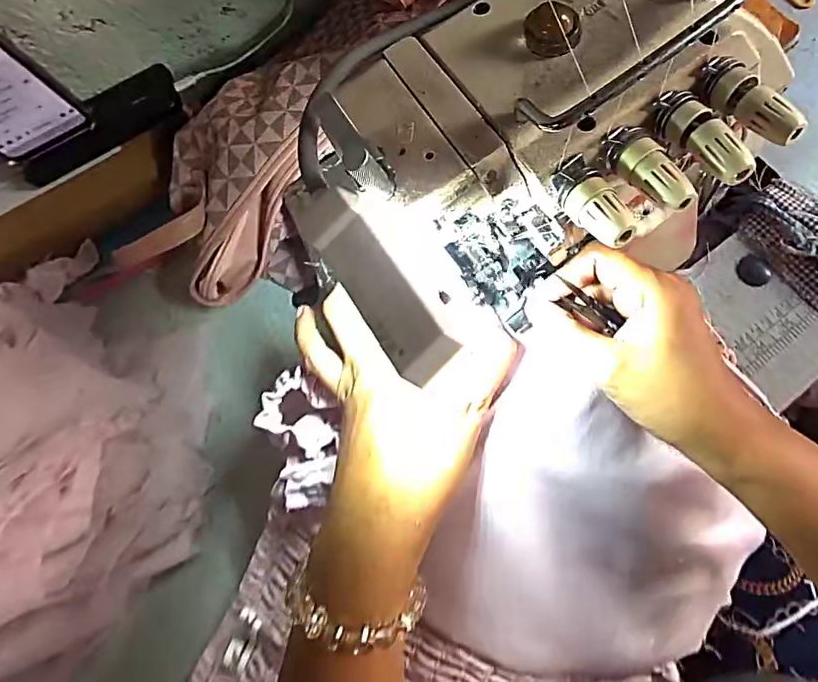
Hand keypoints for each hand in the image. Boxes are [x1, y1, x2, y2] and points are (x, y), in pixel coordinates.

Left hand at [295, 288, 515, 613]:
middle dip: (310, 326)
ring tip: (314, 337)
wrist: (376, 540)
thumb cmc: (412, 473)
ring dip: (316, 353)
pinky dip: (337, 380)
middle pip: (319, 354)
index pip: (350, 329)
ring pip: (324, 377)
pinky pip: (337, 398)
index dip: (341, 301)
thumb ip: (488, 376)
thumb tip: (513, 338)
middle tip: (303, 307)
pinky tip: (355, 389)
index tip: (336, 277)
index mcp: (371, 379)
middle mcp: (351, 395)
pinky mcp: (351, 446)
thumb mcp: (460, 420)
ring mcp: (347, 423)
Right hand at [524, 244, 768, 462]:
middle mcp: (664, 287)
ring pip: (612, 295)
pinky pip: (626, 311)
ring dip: (592, 317)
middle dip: (578, 302)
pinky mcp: (666, 320)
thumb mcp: (609, 366)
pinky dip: (608, 327)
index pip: (597, 258)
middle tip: (562, 330)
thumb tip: (540, 310)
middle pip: (604, 276)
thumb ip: (567, 333)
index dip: (566, 277)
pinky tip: (604, 352)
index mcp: (655, 287)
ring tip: (587, 348)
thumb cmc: (678, 400)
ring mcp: (667, 303)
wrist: (717, 427)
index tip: (548, 301)